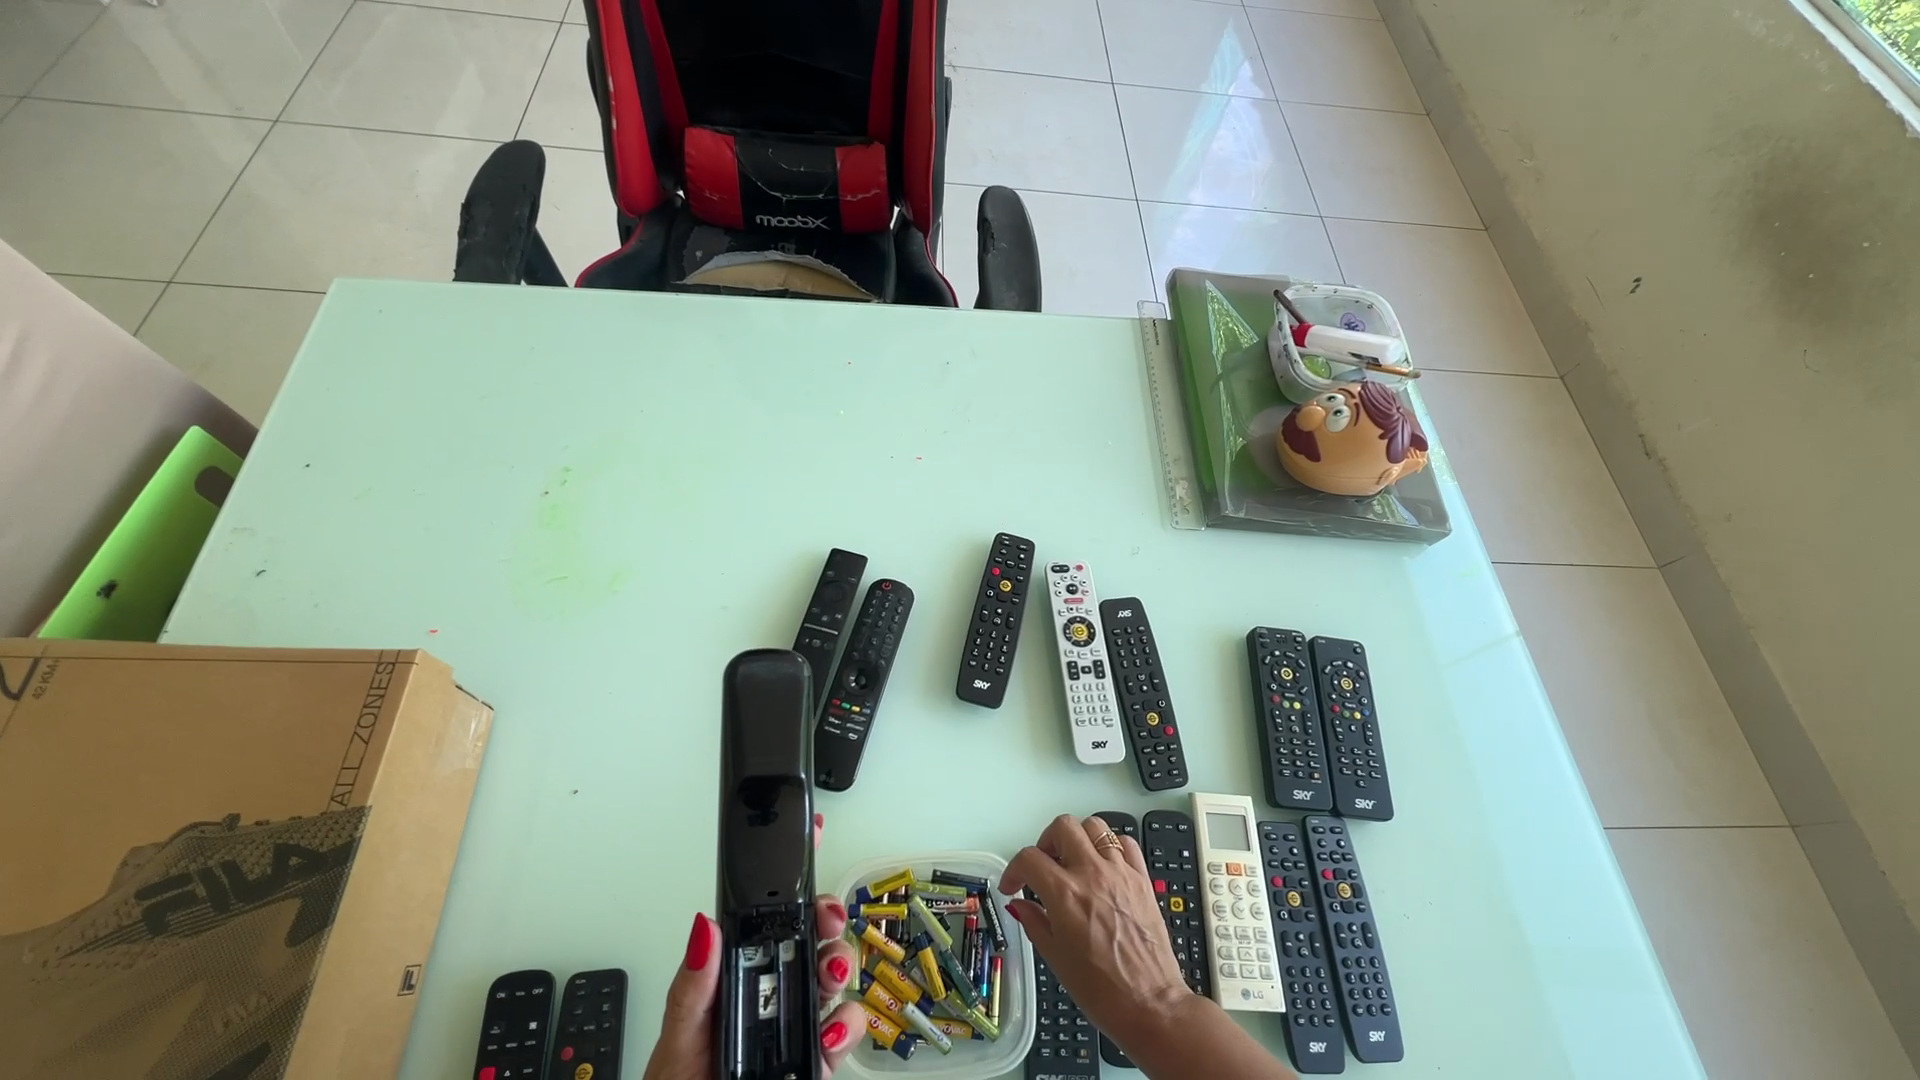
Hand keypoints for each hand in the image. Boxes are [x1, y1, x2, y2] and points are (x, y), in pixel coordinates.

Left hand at [643, 816, 868, 1079]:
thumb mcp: (680, 1032)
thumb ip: (692, 985)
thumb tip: (704, 928)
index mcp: (738, 967)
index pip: (768, 910)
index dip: (793, 870)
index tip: (810, 833)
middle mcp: (773, 985)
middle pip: (814, 932)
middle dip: (830, 917)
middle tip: (827, 920)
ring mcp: (798, 1016)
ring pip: (837, 974)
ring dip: (842, 966)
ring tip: (830, 979)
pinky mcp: (818, 1051)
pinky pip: (845, 1027)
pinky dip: (846, 1025)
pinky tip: (830, 1033)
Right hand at [998, 814, 1192, 1036]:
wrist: (1150, 1005)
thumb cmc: (1103, 991)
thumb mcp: (1056, 958)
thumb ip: (1034, 922)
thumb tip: (1020, 905)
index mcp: (1065, 895)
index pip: (1029, 858)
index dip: (1014, 869)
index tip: (1013, 885)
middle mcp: (1092, 875)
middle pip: (1063, 826)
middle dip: (1046, 841)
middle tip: (1044, 864)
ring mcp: (1120, 874)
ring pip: (1096, 826)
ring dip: (1078, 837)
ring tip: (1073, 860)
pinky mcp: (1142, 880)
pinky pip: (1126, 844)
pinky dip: (1111, 846)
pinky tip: (1104, 865)